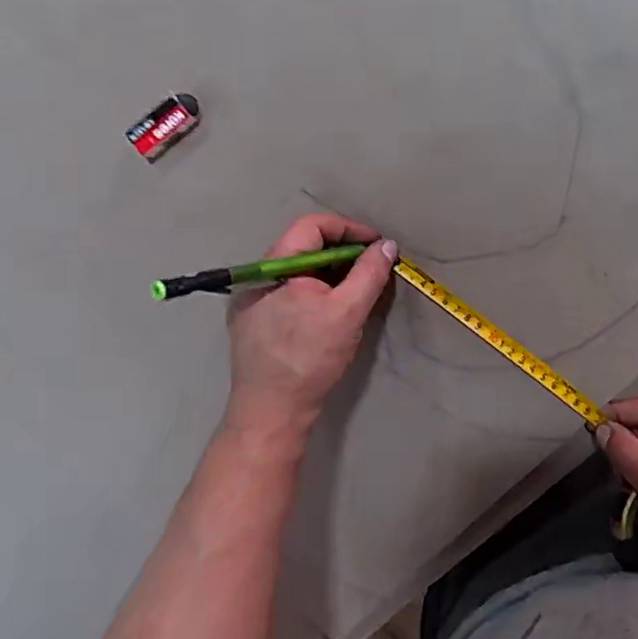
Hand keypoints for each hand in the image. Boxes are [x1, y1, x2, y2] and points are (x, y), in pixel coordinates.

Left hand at [223, 214, 397, 439]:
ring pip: (297, 271)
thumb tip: (386, 245)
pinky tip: (330, 311)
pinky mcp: (253, 322)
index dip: (348, 229)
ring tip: (355, 289)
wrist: (271, 413)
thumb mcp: (348, 312)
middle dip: (342, 251)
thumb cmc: (310, 359)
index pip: (312, 225)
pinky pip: (288, 291)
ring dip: (330, 273)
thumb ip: (369, 274)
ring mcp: (251, 301)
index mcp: (274, 266)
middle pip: (304, 245)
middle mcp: (257, 277)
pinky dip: (314, 291)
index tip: (376, 245)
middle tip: (370, 267)